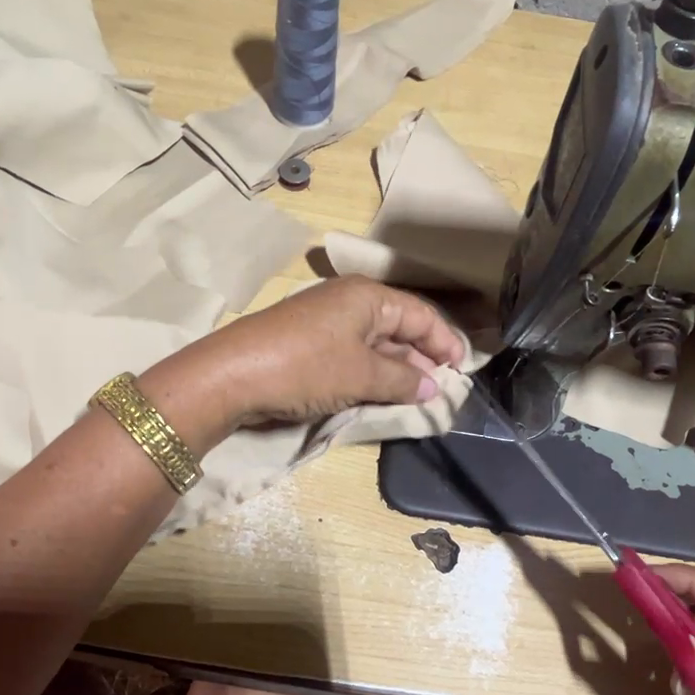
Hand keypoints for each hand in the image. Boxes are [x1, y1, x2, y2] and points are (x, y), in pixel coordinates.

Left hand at [183, 276, 466, 422]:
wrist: (233, 376)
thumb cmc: (306, 367)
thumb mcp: (361, 375)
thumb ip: (402, 380)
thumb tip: (432, 387)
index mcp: (368, 296)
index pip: (421, 314)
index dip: (444, 342)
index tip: (461, 372)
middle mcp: (349, 302)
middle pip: (399, 327)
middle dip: (422, 358)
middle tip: (440, 390)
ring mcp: (327, 324)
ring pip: (376, 344)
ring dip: (396, 371)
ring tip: (415, 398)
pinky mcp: (309, 346)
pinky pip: (353, 357)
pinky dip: (371, 375)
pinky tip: (380, 395)